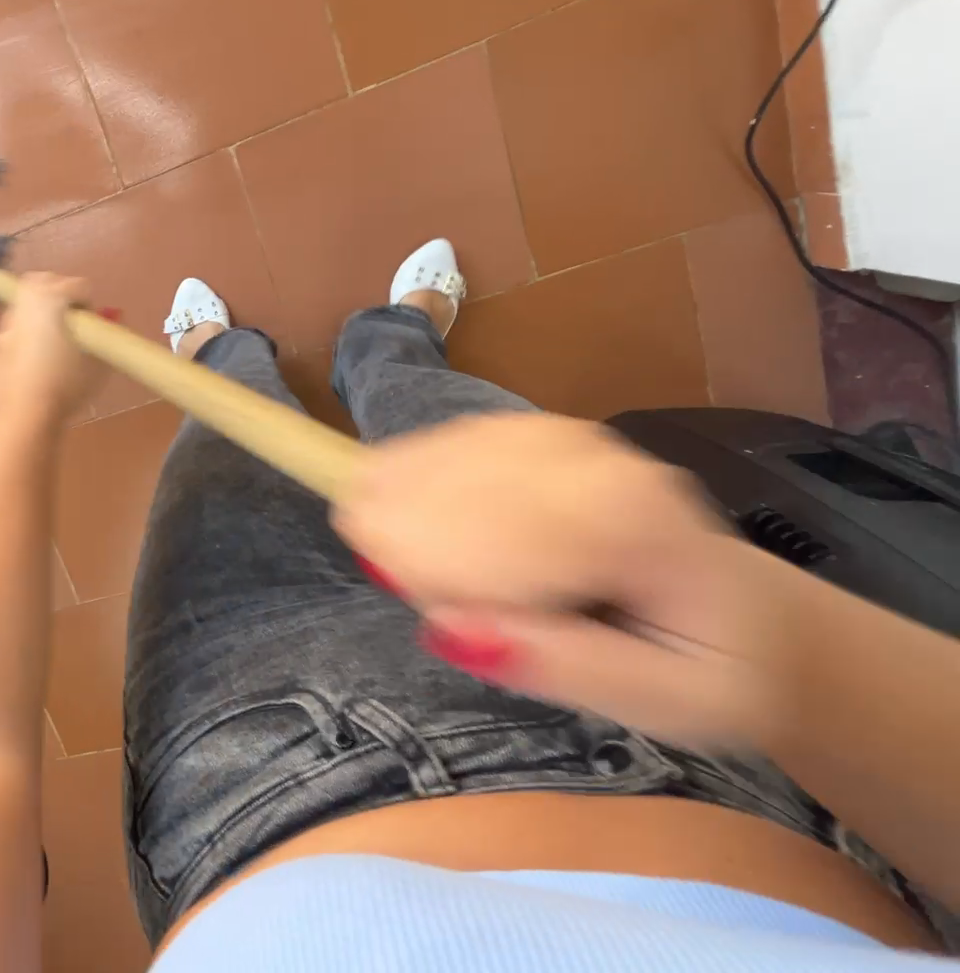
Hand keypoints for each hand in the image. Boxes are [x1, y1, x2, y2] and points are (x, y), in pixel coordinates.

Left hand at [0, 273, 99, 430]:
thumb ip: (107, 335)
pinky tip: (37, 359)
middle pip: (44, 281)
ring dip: (42, 313)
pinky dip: (27, 334)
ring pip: (26, 304)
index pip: (78, 285)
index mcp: (52, 299)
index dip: (89, 305)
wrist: (26, 414)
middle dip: (60, 293)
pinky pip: (16, 329)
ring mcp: (7, 324)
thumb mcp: (99, 362)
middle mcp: (25, 304)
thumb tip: (114, 317)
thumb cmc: (67, 384)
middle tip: (73, 321)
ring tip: (55, 340)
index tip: (92, 327)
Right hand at [331, 413, 798, 748]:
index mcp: (638, 526)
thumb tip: (448, 628)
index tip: (423, 606)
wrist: (745, 611)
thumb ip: (563, 666)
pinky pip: (447, 441)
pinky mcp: (535, 435)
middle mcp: (599, 463)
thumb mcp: (663, 702)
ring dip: (403, 499)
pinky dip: (409, 471)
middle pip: (460, 482)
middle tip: (411, 585)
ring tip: (392, 547)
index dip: (437, 563)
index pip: (499, 527)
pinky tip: (393, 499)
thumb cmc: (705, 666)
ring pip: (446, 454)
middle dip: (413, 534)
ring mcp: (565, 439)